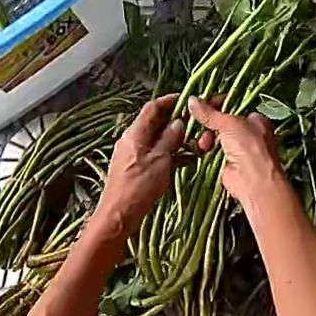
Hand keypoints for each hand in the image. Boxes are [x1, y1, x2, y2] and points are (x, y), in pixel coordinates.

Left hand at [91, 95, 182, 239]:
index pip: (153, 108)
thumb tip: (179, 122)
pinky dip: (169, 153)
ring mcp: (134, 154)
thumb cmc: (139, 186)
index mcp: (135, 133)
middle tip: (196, 121)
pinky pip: (155, 153)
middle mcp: (132, 139)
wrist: (118, 215)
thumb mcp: (160, 160)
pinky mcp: (137, 168)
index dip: (170, 101)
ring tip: (195, 140)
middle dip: (175, 120)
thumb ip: (170, 139)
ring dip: (174, 138)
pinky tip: (185, 158)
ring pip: (157, 139)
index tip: (187, 99)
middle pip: (155, 122)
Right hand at [187, 97, 292, 212]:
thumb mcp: (230, 124)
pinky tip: (201, 149)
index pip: (233, 105)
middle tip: (198, 122)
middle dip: (209, 122)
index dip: (217, 103)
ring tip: (204, 143)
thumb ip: (210, 113)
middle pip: (221, 121)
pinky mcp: (227, 161)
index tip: (201, 103)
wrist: (253, 181)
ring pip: (215, 136)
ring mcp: (237, 148)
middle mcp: (247, 132)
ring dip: (206, 137)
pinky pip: (212, 150)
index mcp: (254, 118)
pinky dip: (205, 149)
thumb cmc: (249, 147)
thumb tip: (192, 99)